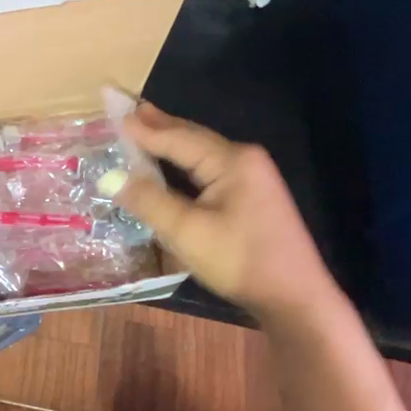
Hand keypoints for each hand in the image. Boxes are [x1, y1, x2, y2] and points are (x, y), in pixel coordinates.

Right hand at [115, 102, 344, 324]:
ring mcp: (252, 178)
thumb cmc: (240, 260)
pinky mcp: (251, 197)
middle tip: (128, 111)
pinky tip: (170, 163)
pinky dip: (183, 163)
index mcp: (232, 160)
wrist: (295, 298)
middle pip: (193, 138)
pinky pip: (209, 169)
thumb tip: (114, 179)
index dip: (144, 129)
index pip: (178, 137)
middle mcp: (244, 160)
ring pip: (201, 153)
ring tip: (143, 129)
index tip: (115, 115)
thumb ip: (149, 200)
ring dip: (171, 143)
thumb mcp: (187, 232)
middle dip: (159, 126)